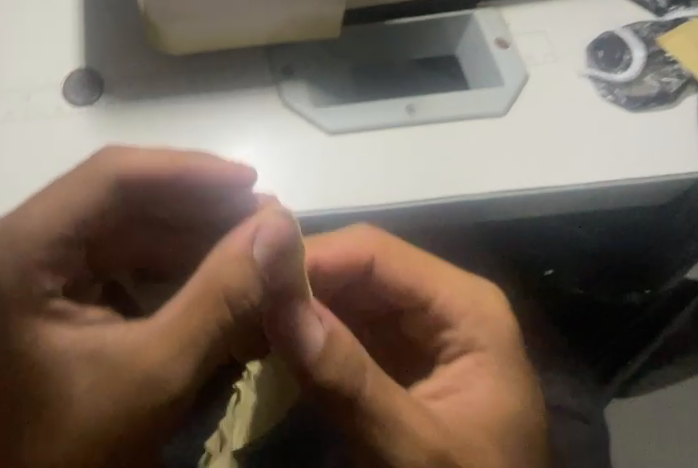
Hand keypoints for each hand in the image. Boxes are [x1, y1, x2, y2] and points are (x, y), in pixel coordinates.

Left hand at [0, 147, 306, 467]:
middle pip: (115, 199)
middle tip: (264, 217)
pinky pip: (107, 262)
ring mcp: (22, 266)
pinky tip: (213, 275)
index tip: (253, 180)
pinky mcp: (38, 293)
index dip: (188, 172)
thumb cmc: (66, 454)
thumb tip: (279, 227)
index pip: (111, 177)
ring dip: (183, 238)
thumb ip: (220, 297)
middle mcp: (12, 239)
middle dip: (193, 208)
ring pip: (116, 229)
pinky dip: (160, 269)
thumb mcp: (152, 376)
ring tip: (250, 245)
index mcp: (18, 245)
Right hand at [266, 225, 547, 467]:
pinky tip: (266, 342)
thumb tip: (274, 292)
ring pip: (342, 293)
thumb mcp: (413, 451)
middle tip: (232, 301)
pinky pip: (344, 327)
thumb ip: (346, 376)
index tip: (243, 279)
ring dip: (293, 305)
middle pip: (354, 266)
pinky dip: (305, 333)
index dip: (305, 256)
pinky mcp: (399, 360)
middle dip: (295, 281)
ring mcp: (420, 331)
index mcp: (465, 306)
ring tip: (238, 318)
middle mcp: (443, 302)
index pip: (370, 250)